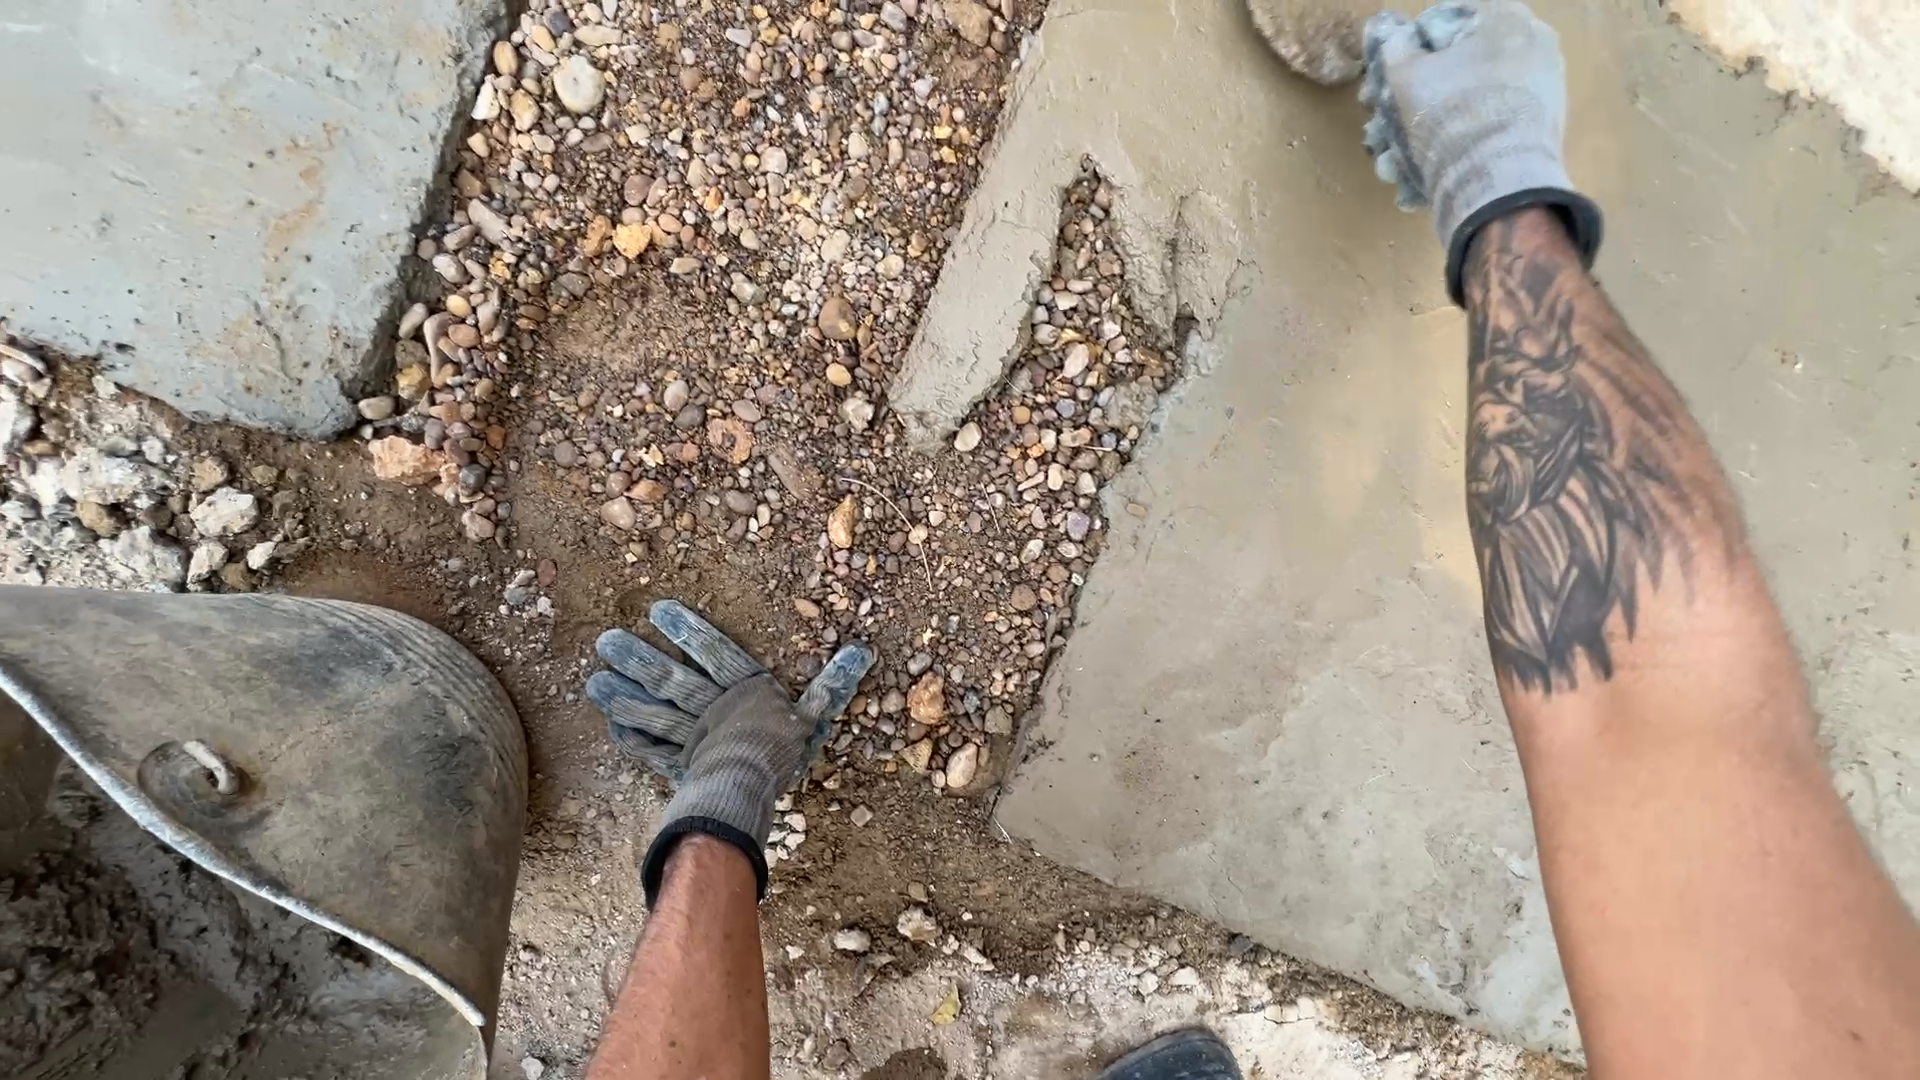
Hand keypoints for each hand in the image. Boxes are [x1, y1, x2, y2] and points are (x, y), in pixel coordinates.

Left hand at [586, 600, 874, 904]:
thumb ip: (832, 684)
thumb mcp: (815, 715)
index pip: (714, 653)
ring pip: (654, 712)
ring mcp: (692, 738)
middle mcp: (712, 708)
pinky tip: (611, 725)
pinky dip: (632, 739)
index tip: (657, 610)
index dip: (688, 631)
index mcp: (743, 690)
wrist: (752, 797)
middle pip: (671, 680)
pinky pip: (652, 750)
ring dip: (624, 697)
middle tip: (606, 643)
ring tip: (593, 681)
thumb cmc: (785, 752)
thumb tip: (862, 652)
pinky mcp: (683, 765)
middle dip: (638, 661)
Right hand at [1359, 0, 1601, 304]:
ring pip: (1465, 102)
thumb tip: (1392, 33)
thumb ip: (1394, 48)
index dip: (1409, 45)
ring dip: (1422, 131)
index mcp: (1505, 16)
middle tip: (1381, 127)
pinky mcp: (1540, 127)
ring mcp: (1541, 85)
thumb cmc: (1450, 118)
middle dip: (1412, 97)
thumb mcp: (1406, 78)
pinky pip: (1484, 128)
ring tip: (1392, 166)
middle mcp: (1532, 42)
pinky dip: (1452, 147)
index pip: (1447, 15)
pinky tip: (1420, 179)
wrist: (1498, 181)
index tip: (1384, 79)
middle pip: (1456, 63)